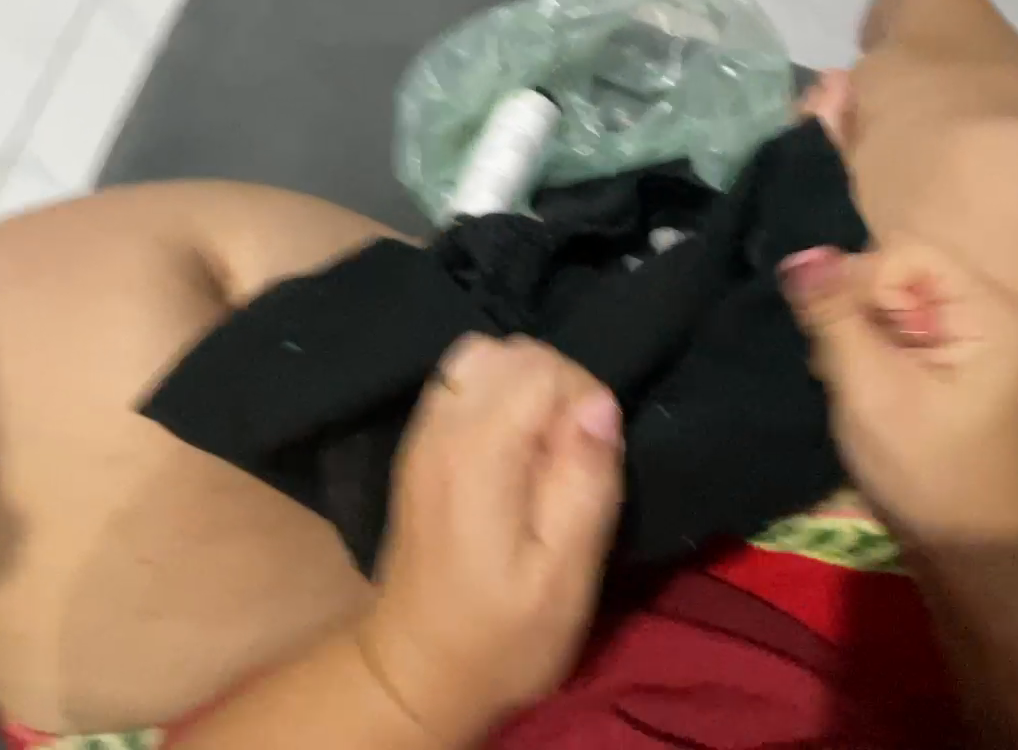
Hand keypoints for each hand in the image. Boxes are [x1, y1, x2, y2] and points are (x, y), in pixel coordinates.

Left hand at [359, 334, 623, 743]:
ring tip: (544, 440)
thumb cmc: (501, 633)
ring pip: (483, 354)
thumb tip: (600, 404)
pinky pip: (461, 378)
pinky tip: (511, 439)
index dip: (583, 396)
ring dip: (526, 381)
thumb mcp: (564, 578)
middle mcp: (442, 426)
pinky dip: (497, 386)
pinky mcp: (419, 441)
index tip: (592, 453)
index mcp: (477, 453)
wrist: (416, 666)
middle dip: (558, 382)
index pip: (542, 368)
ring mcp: (423, 429)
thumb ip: (585, 481)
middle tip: (571, 449)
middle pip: (512, 351)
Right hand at [779, 239, 1017, 543]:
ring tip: (848, 377)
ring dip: (853, 332)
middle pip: (892, 272)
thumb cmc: (924, 467)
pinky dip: (864, 348)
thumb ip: (834, 316)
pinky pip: (890, 327)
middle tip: (841, 362)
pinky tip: (858, 383)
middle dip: (853, 311)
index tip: (837, 332)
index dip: (857, 282)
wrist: (965, 544)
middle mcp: (981, 311)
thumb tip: (801, 253)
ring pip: (884, 301)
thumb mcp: (869, 386)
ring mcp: (963, 337)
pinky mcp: (943, 359)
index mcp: (984, 310)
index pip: (901, 254)